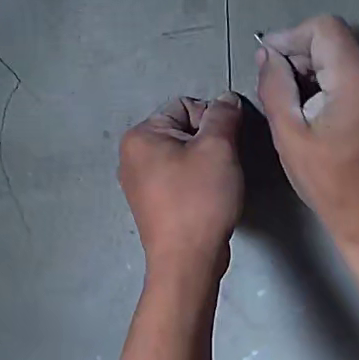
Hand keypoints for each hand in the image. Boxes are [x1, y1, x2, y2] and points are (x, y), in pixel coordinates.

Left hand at [118, 94, 245, 275]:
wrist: (187, 260)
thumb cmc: (200, 200)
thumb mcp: (219, 148)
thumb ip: (223, 116)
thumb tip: (226, 99)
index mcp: (140, 136)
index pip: (185, 105)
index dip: (212, 120)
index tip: (224, 145)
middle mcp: (132, 156)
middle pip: (182, 130)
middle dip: (208, 143)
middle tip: (223, 165)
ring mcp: (139, 183)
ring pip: (183, 156)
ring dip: (205, 164)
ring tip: (216, 184)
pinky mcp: (151, 205)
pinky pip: (178, 179)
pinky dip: (196, 183)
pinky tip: (207, 199)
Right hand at [255, 16, 358, 246]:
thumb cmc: (327, 180)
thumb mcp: (289, 134)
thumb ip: (275, 86)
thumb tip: (268, 55)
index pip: (324, 28)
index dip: (291, 37)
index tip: (268, 59)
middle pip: (334, 41)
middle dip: (300, 56)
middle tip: (275, 86)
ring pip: (344, 55)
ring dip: (314, 70)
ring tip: (294, 103)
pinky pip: (356, 72)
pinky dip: (332, 81)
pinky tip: (316, 109)